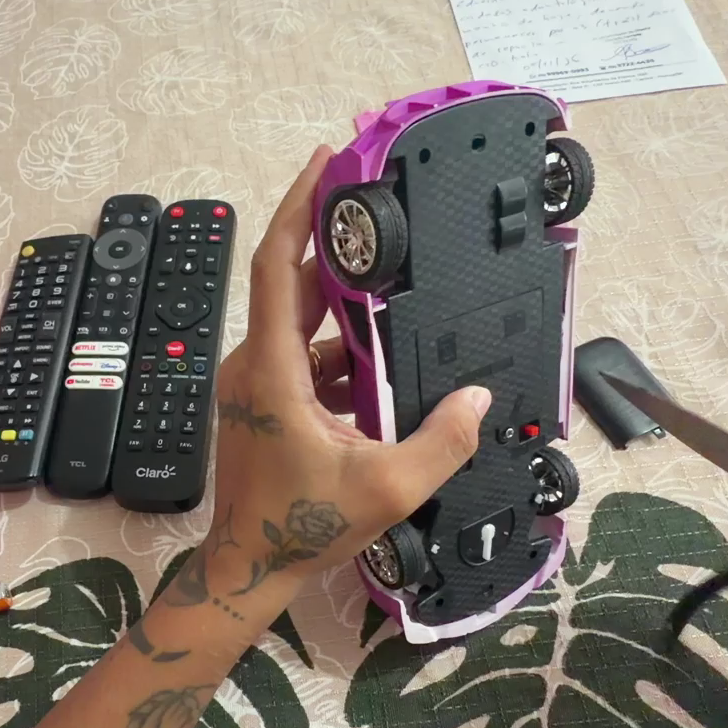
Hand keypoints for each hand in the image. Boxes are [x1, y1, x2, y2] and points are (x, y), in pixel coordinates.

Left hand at [168, 146, 491, 615]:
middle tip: (380, 213)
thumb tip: (478, 399)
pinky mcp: (261, 404)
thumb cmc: (301, 527)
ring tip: (395, 292)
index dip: (300, 208)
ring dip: (342, 309)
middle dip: (334, 247)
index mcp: (271, 371)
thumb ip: (440, 443)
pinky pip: (300, 360)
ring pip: (299, 327)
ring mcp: (254, 385)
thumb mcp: (386, 488)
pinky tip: (378, 366)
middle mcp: (254, 367)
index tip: (326, 163)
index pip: (277, 267)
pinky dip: (336, 353)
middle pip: (292, 287)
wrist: (249, 564)